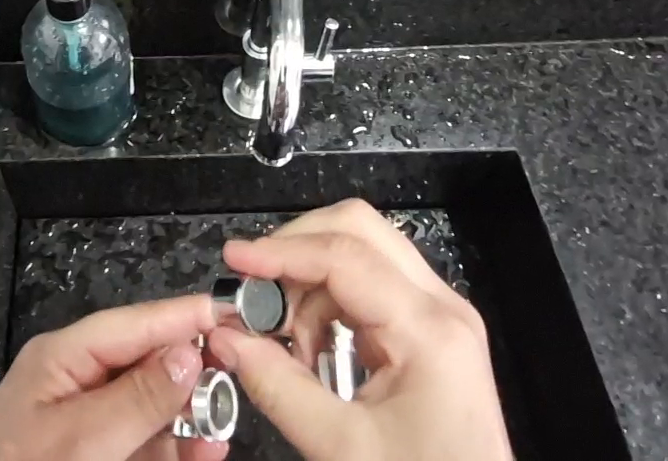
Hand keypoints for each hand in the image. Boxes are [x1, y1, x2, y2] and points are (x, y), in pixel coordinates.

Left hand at [0, 295, 229, 460]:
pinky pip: (138, 441)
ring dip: (186, 417)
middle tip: (235, 382)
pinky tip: (201, 453)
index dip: (182, 317)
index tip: (230, 314)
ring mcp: (82, 421)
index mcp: (63, 358)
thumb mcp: (82, 440)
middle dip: (189, 373)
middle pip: (144, 362)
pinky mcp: (89, 454)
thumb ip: (138, 397)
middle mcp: (74, 380)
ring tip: (220, 430)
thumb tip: (189, 352)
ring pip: (147, 406)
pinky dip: (169, 447)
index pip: (133, 323)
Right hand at [207, 200, 513, 460]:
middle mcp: (441, 304)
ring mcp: (440, 312)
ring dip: (309, 278)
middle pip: (358, 229)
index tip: (233, 260)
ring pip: (360, 249)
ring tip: (284, 336)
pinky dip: (327, 299)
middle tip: (256, 290)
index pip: (344, 256)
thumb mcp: (343, 450)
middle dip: (296, 248)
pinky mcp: (429, 327)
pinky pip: (368, 282)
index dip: (281, 251)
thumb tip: (225, 335)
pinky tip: (310, 344)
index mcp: (428, 330)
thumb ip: (278, 385)